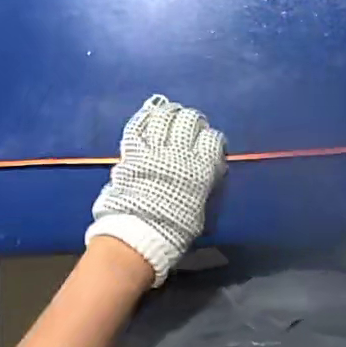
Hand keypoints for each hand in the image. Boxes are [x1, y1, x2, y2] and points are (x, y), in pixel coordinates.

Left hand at [86, 95, 225, 283]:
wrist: (137, 233)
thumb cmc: (173, 229)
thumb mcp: (199, 207)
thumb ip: (203, 183)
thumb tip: (207, 169)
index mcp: (200, 169)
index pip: (213, 141)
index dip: (213, 139)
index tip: (210, 142)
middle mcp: (178, 154)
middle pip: (189, 122)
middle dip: (193, 120)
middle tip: (191, 124)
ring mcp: (153, 149)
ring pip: (164, 118)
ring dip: (170, 113)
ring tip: (172, 113)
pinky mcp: (132, 151)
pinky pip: (138, 126)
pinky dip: (144, 117)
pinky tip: (149, 113)